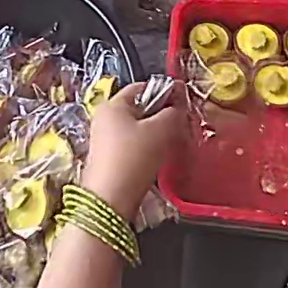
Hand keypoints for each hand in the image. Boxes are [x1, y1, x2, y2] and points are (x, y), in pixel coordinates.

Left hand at [80, 81, 188, 210]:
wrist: (111, 200)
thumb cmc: (134, 158)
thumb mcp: (160, 130)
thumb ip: (173, 113)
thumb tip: (179, 106)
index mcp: (112, 104)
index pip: (142, 88)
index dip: (164, 92)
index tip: (183, 102)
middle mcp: (104, 118)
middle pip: (140, 109)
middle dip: (162, 115)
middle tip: (181, 124)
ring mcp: (104, 140)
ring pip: (138, 129)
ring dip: (157, 133)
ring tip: (173, 142)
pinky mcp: (109, 159)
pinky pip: (132, 145)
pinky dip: (147, 148)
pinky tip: (159, 158)